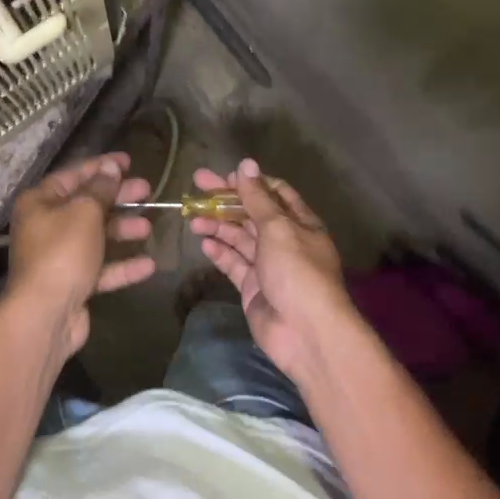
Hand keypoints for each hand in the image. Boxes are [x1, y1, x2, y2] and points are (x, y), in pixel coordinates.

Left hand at [5, 152, 157, 355]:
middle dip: (118, 198)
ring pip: (95, 237)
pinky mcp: (72, 284)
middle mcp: (46, 226)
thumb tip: (110, 168)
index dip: (102, 166)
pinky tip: (148, 265)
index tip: (129, 161)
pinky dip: (121, 265)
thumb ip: (100, 189)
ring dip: (122, 231)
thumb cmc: (62, 253)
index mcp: (40, 202)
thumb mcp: (84, 213)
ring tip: (149, 227)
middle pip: (87, 205)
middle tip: (146, 190)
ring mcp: (58, 257)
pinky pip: (100, 268)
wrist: (45, 315)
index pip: (73, 175)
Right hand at [189, 158, 350, 378]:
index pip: (274, 193)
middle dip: (225, 201)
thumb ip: (257, 198)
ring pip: (239, 238)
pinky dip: (219, 252)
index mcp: (300, 223)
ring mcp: (268, 266)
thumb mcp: (278, 228)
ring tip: (193, 218)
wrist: (307, 334)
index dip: (250, 183)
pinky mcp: (253, 288)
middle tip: (196, 187)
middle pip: (252, 214)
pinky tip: (203, 242)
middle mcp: (285, 241)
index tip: (224, 177)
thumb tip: (246, 164)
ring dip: (218, 225)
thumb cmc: (297, 271)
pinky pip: (234, 263)